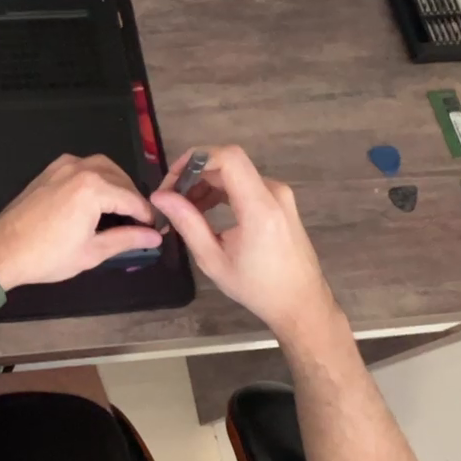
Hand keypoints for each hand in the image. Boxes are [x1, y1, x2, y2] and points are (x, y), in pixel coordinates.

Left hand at [0, 155, 162, 289]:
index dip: (147, 216)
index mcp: (93, 188)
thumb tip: (153, 236)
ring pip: (102, 167)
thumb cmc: (45, 256)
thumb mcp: (91, 252)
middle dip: (132, 198)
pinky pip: (82, 167)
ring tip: (120, 212)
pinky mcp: (49, 171)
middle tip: (139, 223)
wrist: (1, 252)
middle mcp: (79, 169)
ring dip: (116, 185)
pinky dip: (96, 179)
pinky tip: (97, 201)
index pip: (133, 199)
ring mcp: (61, 167)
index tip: (155, 229)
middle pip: (120, 178)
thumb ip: (126, 239)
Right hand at [150, 145, 339, 338]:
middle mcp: (273, 192)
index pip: (227, 158)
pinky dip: (221, 192)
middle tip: (170, 200)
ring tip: (184, 210)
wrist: (300, 302)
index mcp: (259, 207)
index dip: (195, 159)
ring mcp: (279, 195)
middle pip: (228, 164)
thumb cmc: (256, 287)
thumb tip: (160, 197)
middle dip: (194, 175)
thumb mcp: (213, 260)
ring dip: (205, 185)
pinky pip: (245, 185)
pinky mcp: (280, 202)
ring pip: (235, 174)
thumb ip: (187, 223)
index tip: (171, 181)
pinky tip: (205, 212)